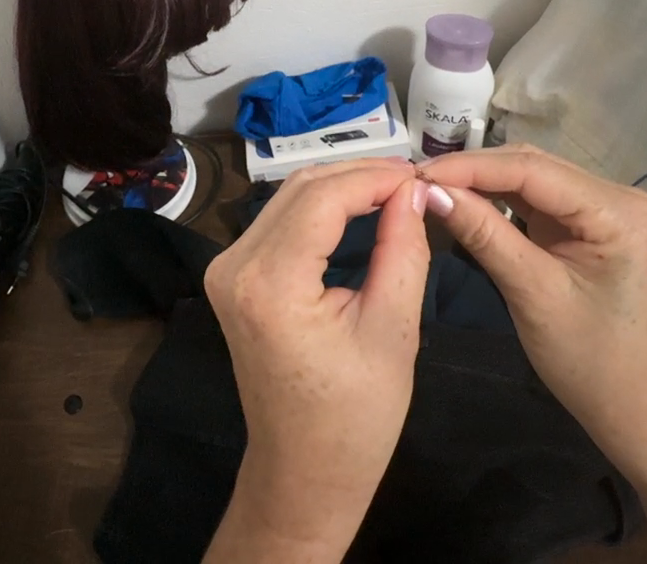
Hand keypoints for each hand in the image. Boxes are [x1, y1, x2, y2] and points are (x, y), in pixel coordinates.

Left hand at [202, 159, 430, 562]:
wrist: (301, 472)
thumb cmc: (355, 419)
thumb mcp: (393, 331)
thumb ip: (402, 250)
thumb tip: (414, 190)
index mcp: (269, 283)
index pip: (322, 198)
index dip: (373, 178)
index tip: (420, 176)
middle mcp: (234, 266)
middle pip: (300, 190)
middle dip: (358, 175)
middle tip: (411, 178)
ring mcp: (225, 269)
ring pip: (287, 199)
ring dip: (339, 186)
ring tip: (393, 188)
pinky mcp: (231, 276)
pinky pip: (278, 221)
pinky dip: (319, 208)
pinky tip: (357, 207)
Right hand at [418, 144, 646, 477]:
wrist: (635, 414)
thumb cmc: (592, 362)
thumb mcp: (532, 294)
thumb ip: (483, 234)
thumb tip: (427, 191)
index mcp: (618, 211)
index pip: (531, 170)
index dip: (469, 167)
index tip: (415, 175)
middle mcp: (616, 197)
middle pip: (531, 166)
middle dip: (472, 170)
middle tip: (415, 181)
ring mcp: (601, 210)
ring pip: (528, 179)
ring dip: (479, 181)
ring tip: (430, 188)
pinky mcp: (585, 226)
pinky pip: (532, 200)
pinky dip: (494, 199)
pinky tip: (461, 201)